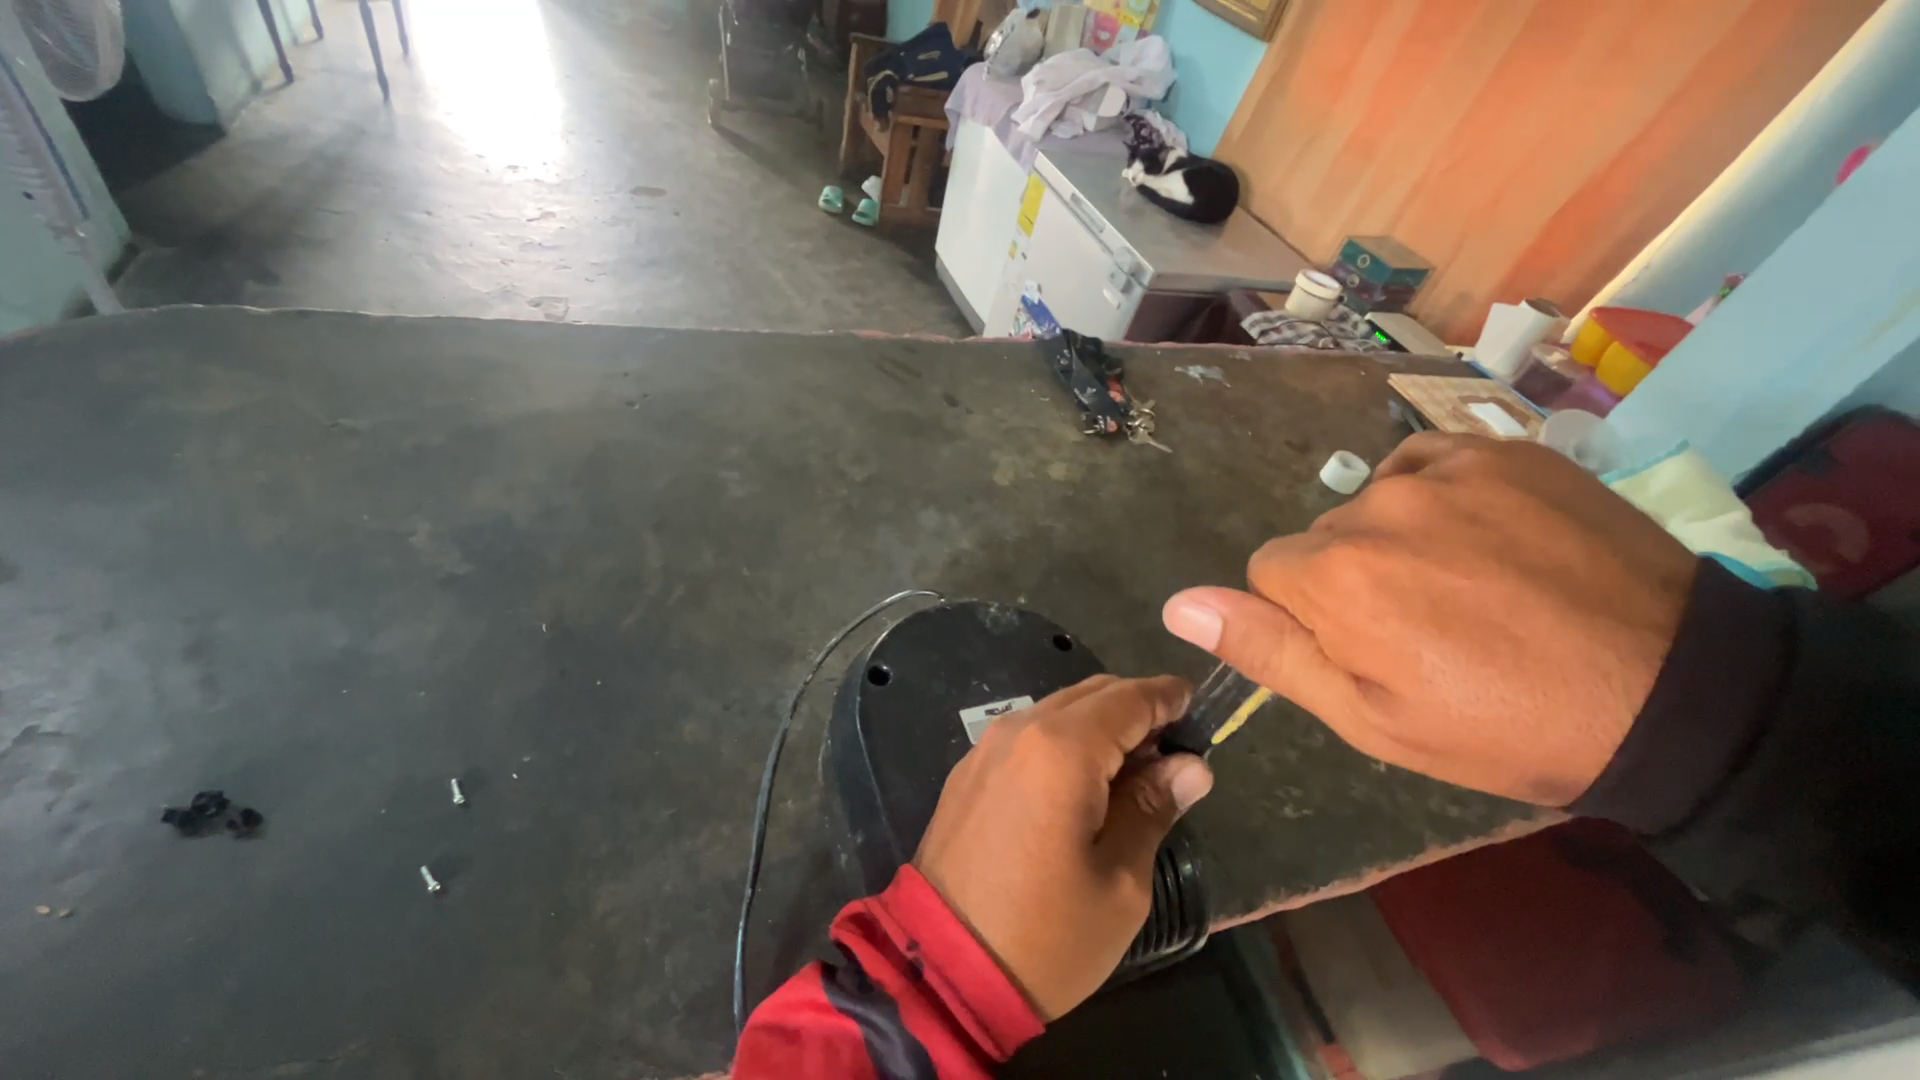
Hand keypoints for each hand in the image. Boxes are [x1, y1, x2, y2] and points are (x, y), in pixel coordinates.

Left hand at [913, 675, 1212, 1020]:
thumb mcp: (1120, 881)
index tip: (1196, 703)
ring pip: (1056, 711)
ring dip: (1098, 724)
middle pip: (1090, 695)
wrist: (941, 970)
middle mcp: (1019, 732)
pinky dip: (1063, 741)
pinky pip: (1026, 736)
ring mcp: (985, 750)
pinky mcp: (967, 774)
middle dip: (1135, 708)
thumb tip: (1191, 766)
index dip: (1166, 697)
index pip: (1127, 700)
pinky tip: (1082, 781)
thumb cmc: (1047, 933)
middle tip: (1173, 746)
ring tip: (1134, 767)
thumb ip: (1153, 807)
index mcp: (1061, 750)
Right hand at [1162, 434, 1696, 806]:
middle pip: (1321, 539)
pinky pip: (1429, 462)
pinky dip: (1439, 496)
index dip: (1309, 620)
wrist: (1674, 693)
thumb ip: (1267, 650)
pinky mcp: (1502, 448)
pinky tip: (1486, 536)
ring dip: (1396, 539)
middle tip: (1427, 631)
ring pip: (1373, 502)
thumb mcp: (1368, 716)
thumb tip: (1178, 605)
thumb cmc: (1501, 726)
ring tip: (1469, 587)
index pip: (1266, 576)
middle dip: (1350, 580)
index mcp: (1331, 576)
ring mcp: (1442, 468)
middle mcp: (1372, 505)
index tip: (1370, 652)